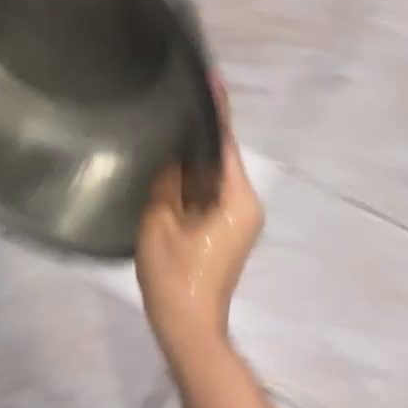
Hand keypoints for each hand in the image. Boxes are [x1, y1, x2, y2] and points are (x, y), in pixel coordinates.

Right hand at [135, 85, 261, 363]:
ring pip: (214, 175)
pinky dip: (193, 178)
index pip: (226, 144)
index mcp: (237, 198)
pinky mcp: (228, 230)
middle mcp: (247, 203)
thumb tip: (171, 150)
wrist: (189, 328)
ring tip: (166, 125)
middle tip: (173, 98)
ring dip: (193, 157)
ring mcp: (240, 218)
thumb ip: (167, 180)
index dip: (216, 111)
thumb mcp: (160, 221)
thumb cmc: (175, 275)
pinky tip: (169, 166)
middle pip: (221, 157)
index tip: (211, 79)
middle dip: (198, 132)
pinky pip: (211, 192)